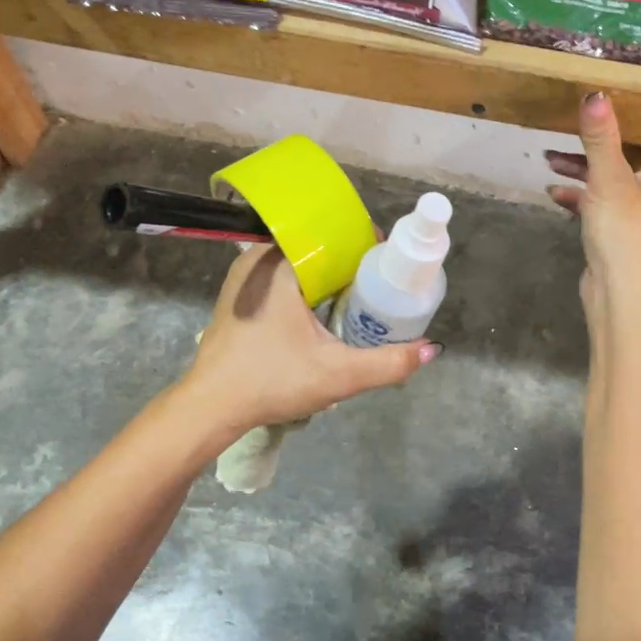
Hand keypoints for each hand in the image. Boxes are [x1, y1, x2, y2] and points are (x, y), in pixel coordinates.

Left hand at [176, 245, 439, 440]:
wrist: (209, 406)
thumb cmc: (270, 381)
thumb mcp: (338, 374)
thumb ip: (389, 363)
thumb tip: (431, 350)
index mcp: (282, 262)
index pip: (335, 233)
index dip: (368, 246)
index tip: (391, 266)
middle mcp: (260, 257)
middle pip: (320, 246)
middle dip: (353, 263)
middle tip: (380, 287)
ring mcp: (245, 274)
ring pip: (302, 262)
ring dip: (330, 275)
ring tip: (359, 298)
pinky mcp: (240, 293)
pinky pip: (285, 275)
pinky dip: (310, 285)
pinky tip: (326, 311)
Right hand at [545, 92, 640, 315]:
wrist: (622, 296)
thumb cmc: (626, 231)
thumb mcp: (609, 179)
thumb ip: (600, 137)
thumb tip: (595, 94)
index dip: (632, 110)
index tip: (604, 91)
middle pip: (627, 151)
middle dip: (595, 141)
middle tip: (565, 123)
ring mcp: (640, 211)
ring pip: (609, 177)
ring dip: (581, 168)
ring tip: (549, 159)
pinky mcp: (620, 230)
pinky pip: (599, 202)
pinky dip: (579, 196)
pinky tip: (553, 193)